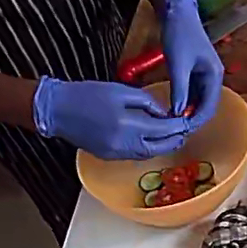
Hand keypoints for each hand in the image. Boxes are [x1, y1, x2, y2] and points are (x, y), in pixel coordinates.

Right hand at [32, 76, 190, 159]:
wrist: (59, 111)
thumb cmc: (87, 95)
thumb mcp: (120, 91)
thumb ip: (145, 102)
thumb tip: (162, 112)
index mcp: (129, 125)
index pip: (163, 130)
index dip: (177, 126)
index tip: (187, 121)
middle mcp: (126, 144)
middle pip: (160, 147)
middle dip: (174, 140)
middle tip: (183, 131)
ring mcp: (118, 153)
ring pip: (149, 153)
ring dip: (162, 146)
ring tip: (171, 136)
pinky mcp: (111, 157)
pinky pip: (136, 155)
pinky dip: (147, 148)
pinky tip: (151, 140)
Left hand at [156, 0, 223, 128]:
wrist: (176, 10)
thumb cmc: (180, 34)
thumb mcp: (178, 64)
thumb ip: (179, 91)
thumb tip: (177, 114)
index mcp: (215, 76)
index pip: (209, 107)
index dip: (196, 121)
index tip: (182, 130)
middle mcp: (213, 78)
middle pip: (206, 107)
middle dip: (192, 119)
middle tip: (177, 130)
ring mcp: (204, 76)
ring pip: (198, 102)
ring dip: (188, 112)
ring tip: (174, 123)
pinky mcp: (195, 73)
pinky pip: (192, 94)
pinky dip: (184, 103)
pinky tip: (173, 109)